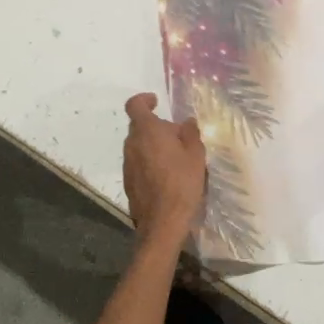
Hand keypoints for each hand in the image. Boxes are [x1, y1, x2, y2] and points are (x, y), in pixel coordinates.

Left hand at [122, 93, 205, 244]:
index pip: (135, 105)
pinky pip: (138, 163)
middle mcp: (132, 144)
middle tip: (178, 137)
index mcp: (147, 131)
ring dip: (153, 146)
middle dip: (156, 127)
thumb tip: (186, 122)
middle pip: (140, 127)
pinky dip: (149, 162)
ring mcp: (127, 164)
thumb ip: (190, 133)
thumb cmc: (181, 182)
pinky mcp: (128, 182)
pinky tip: (167, 176)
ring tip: (175, 159)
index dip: (144, 99)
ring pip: (139, 146)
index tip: (156, 102)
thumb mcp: (195, 154)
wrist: (162, 223)